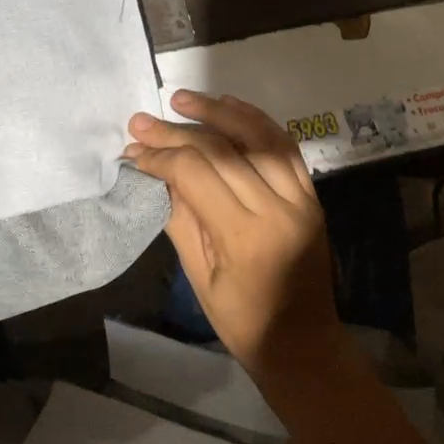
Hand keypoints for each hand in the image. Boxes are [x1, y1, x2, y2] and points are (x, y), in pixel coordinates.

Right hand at [126, 90, 343, 376]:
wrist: (303, 344)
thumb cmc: (242, 321)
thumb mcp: (199, 276)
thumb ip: (179, 217)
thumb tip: (153, 173)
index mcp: (244, 236)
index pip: (195, 174)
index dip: (159, 157)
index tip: (132, 152)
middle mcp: (277, 208)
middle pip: (221, 150)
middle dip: (175, 132)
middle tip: (141, 121)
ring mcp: (300, 199)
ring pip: (257, 136)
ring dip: (218, 111)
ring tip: (182, 100)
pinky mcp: (311, 195)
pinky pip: (284, 146)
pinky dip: (256, 121)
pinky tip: (228, 105)